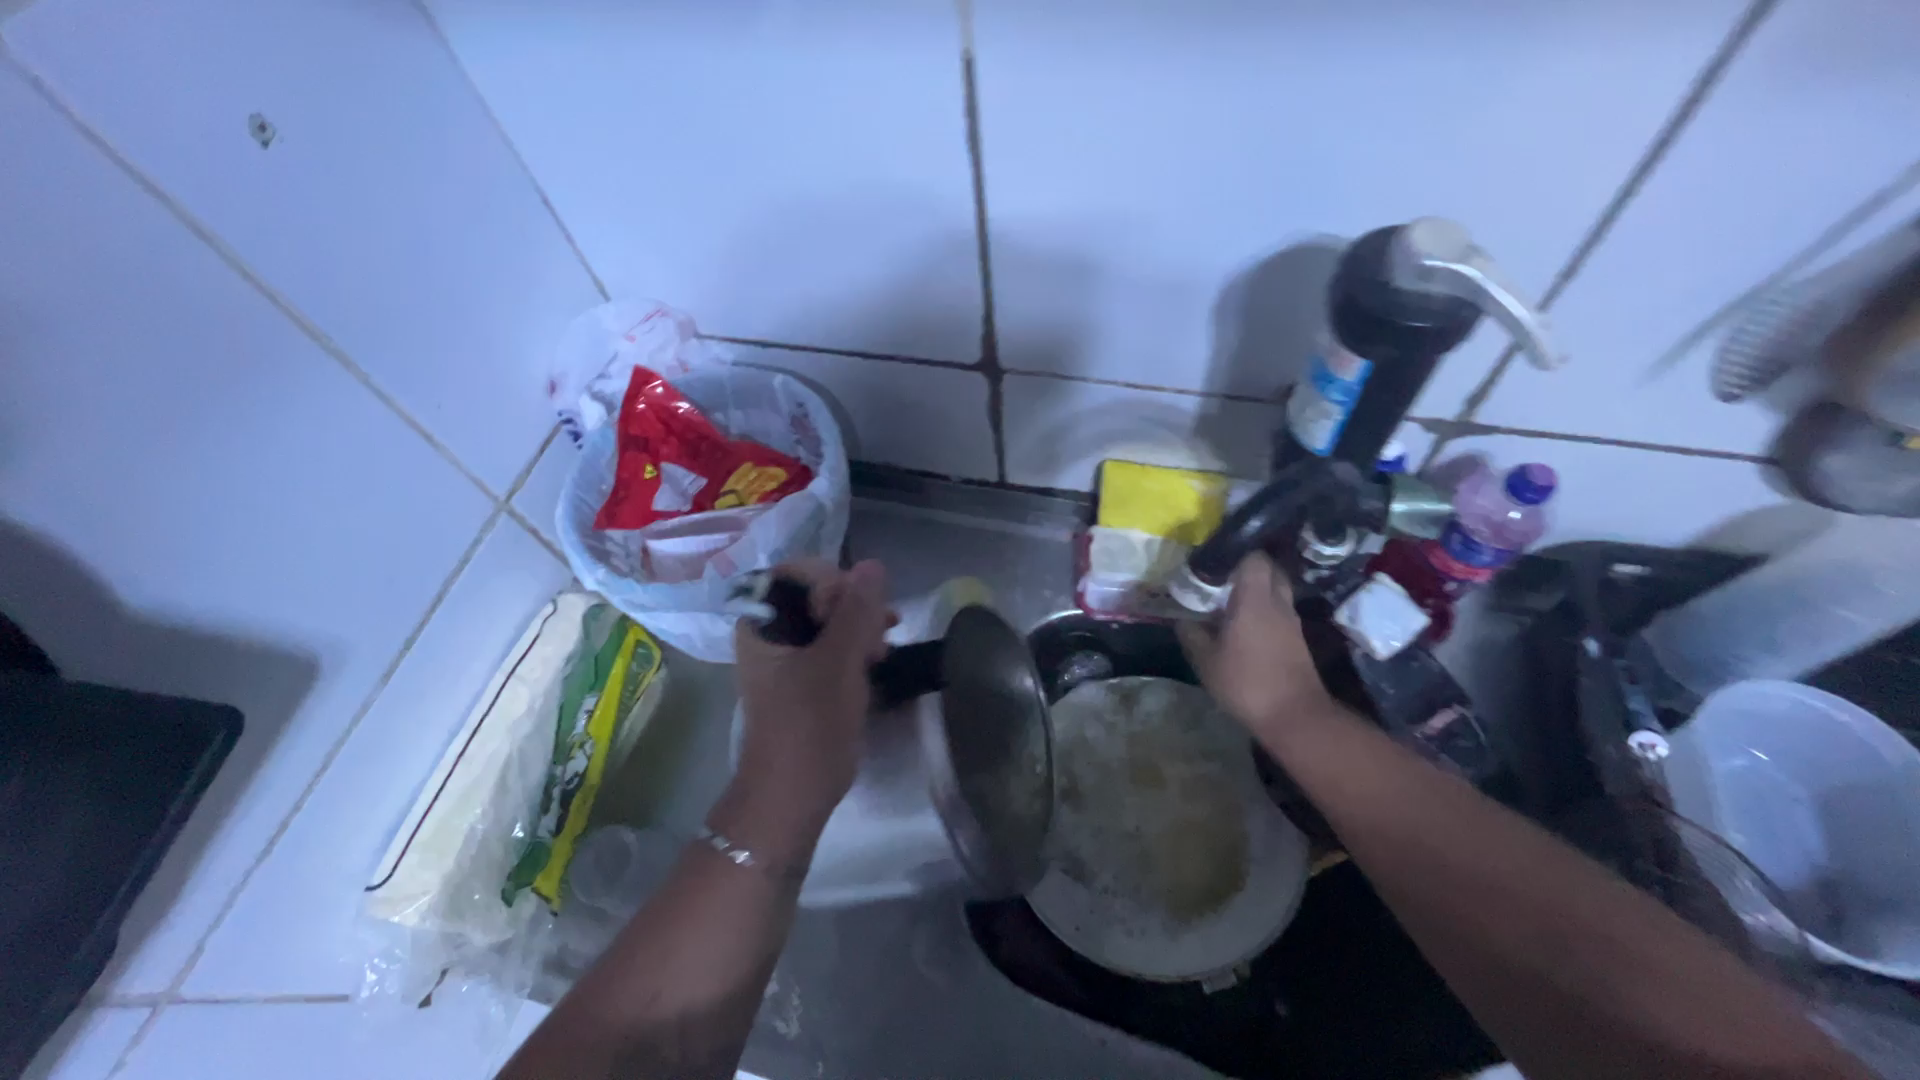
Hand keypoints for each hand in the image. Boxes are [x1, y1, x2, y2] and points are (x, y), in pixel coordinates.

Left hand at [733, 558, 890, 827]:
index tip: (860, 612)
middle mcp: (769, 634)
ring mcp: (785, 658)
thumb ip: (856, 611)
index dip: (835, 582)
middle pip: (816, 594)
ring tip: (884, 648)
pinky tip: (878, 659)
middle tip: (882, 630)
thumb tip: (873, 565)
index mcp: (762, 623)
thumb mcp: (839, 662)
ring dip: (860, 626)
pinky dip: (855, 647)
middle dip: (854, 605)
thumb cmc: (810, 725)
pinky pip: (831, 646)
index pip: (799, 573)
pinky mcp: (803, 680)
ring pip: (828, 621)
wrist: (792, 794)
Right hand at [1177, 552, 1339, 739]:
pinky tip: (1245, 625)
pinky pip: (1280, 610)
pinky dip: (1265, 609)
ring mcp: (1291, 621)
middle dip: (1248, 568)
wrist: (1295, 715)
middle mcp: (1277, 603)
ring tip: (1230, 602)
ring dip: (1257, 590)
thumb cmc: (1246, 683)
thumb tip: (1181, 619)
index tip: (1214, 560)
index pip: (1253, 558)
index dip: (1235, 553)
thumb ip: (1192, 635)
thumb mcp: (1206, 661)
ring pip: (1277, 590)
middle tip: (1222, 579)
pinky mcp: (1297, 638)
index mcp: (1254, 599)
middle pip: (1269, 569)